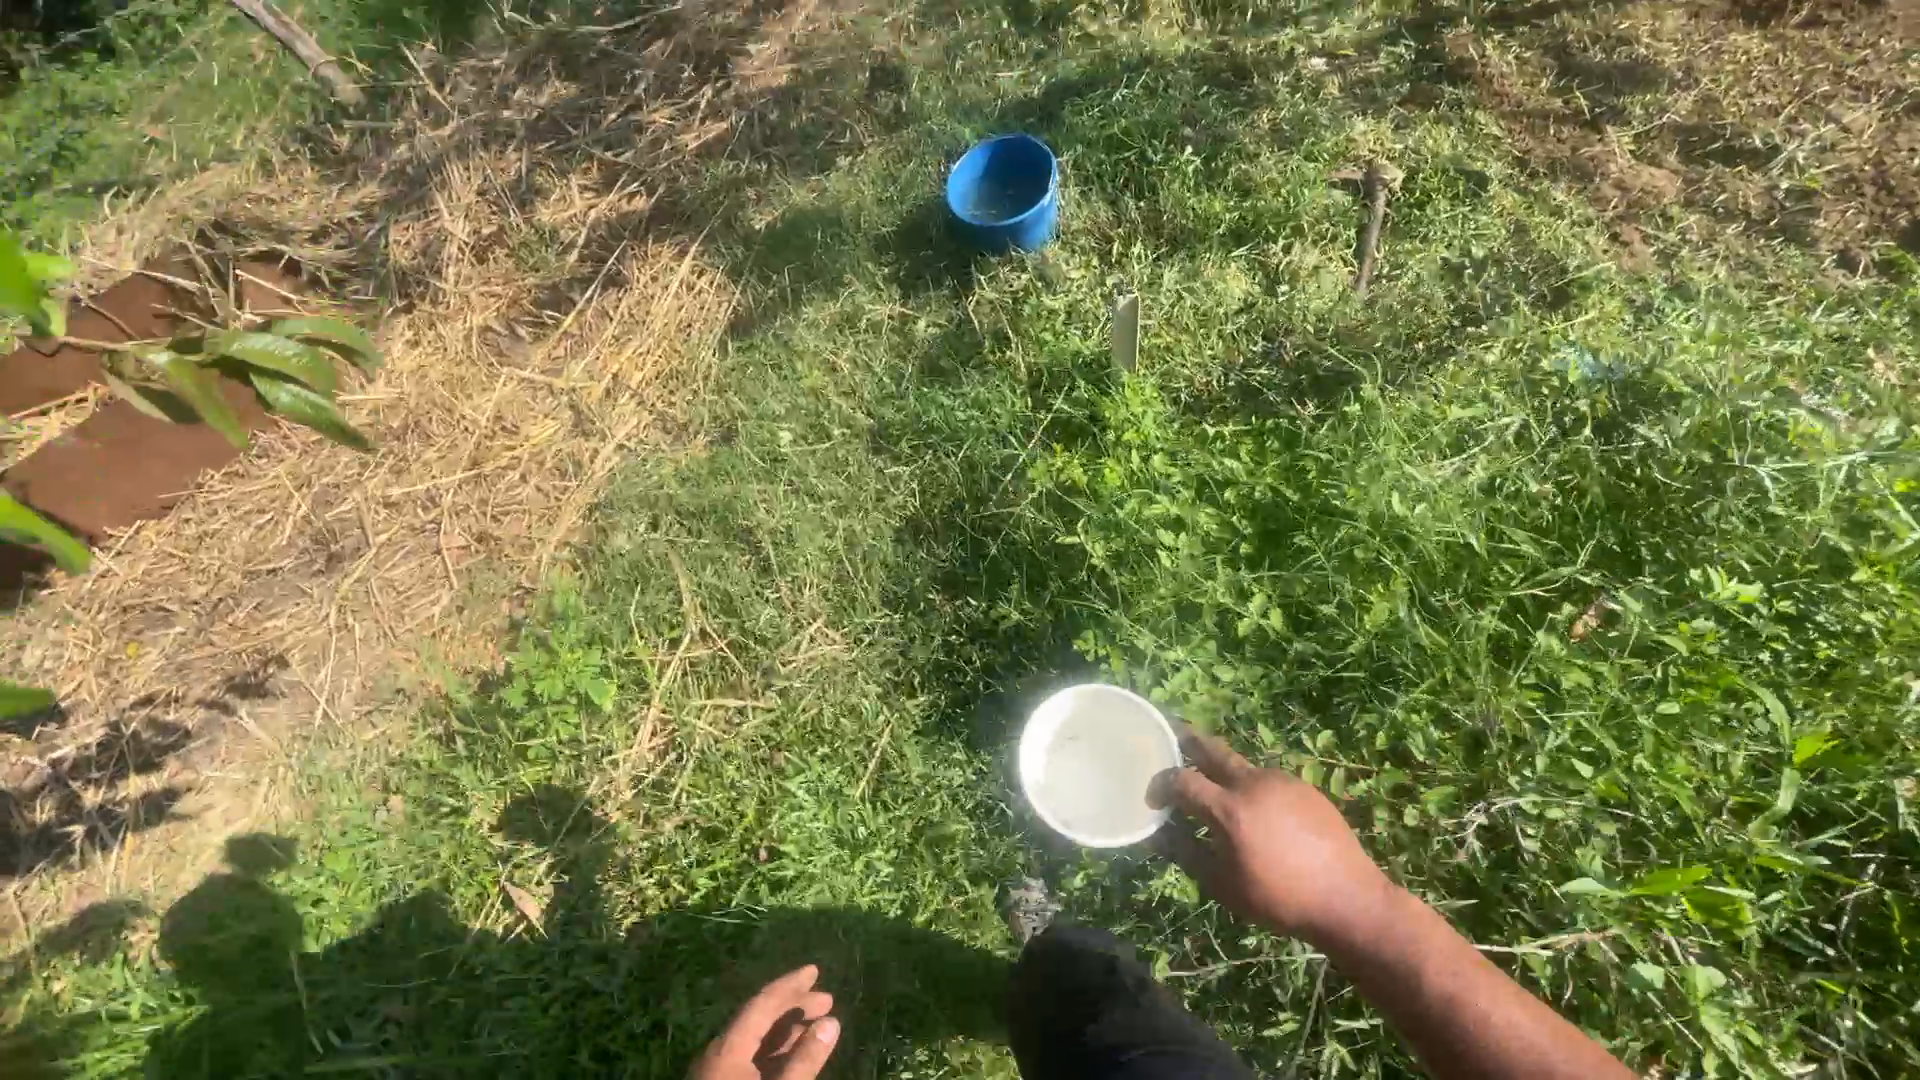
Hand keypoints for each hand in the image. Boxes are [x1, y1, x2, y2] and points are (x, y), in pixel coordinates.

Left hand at [689, 965, 840, 1079]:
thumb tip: (831, 1022)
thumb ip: (805, 1061)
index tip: (815, 971)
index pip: (763, 1003)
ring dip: (786, 1032)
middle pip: (759, 1019)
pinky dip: (774, 1054)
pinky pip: (749, 1061)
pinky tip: (793, 1059)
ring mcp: (716, 1075)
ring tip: (816, 1028)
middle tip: (827, 1001)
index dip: (791, 985)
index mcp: (728, 1048)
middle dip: (794, 1007)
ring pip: (754, 1042)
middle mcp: (718, 1055)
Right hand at [1150, 732, 1392, 945]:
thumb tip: (1155, 834)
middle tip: (1169, 735)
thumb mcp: (1222, 884)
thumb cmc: (1279, 900)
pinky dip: (1251, 788)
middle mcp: (1252, 784)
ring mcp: (1280, 780)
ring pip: (1239, 765)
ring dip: (1221, 770)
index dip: (1160, 784)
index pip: (1180, 780)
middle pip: (1209, 747)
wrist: (1350, 900)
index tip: (1153, 798)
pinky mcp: (1303, 787)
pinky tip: (1258, 813)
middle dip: (1184, 738)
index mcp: (1228, 809)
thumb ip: (1184, 852)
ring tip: (1216, 791)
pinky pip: (1266, 779)